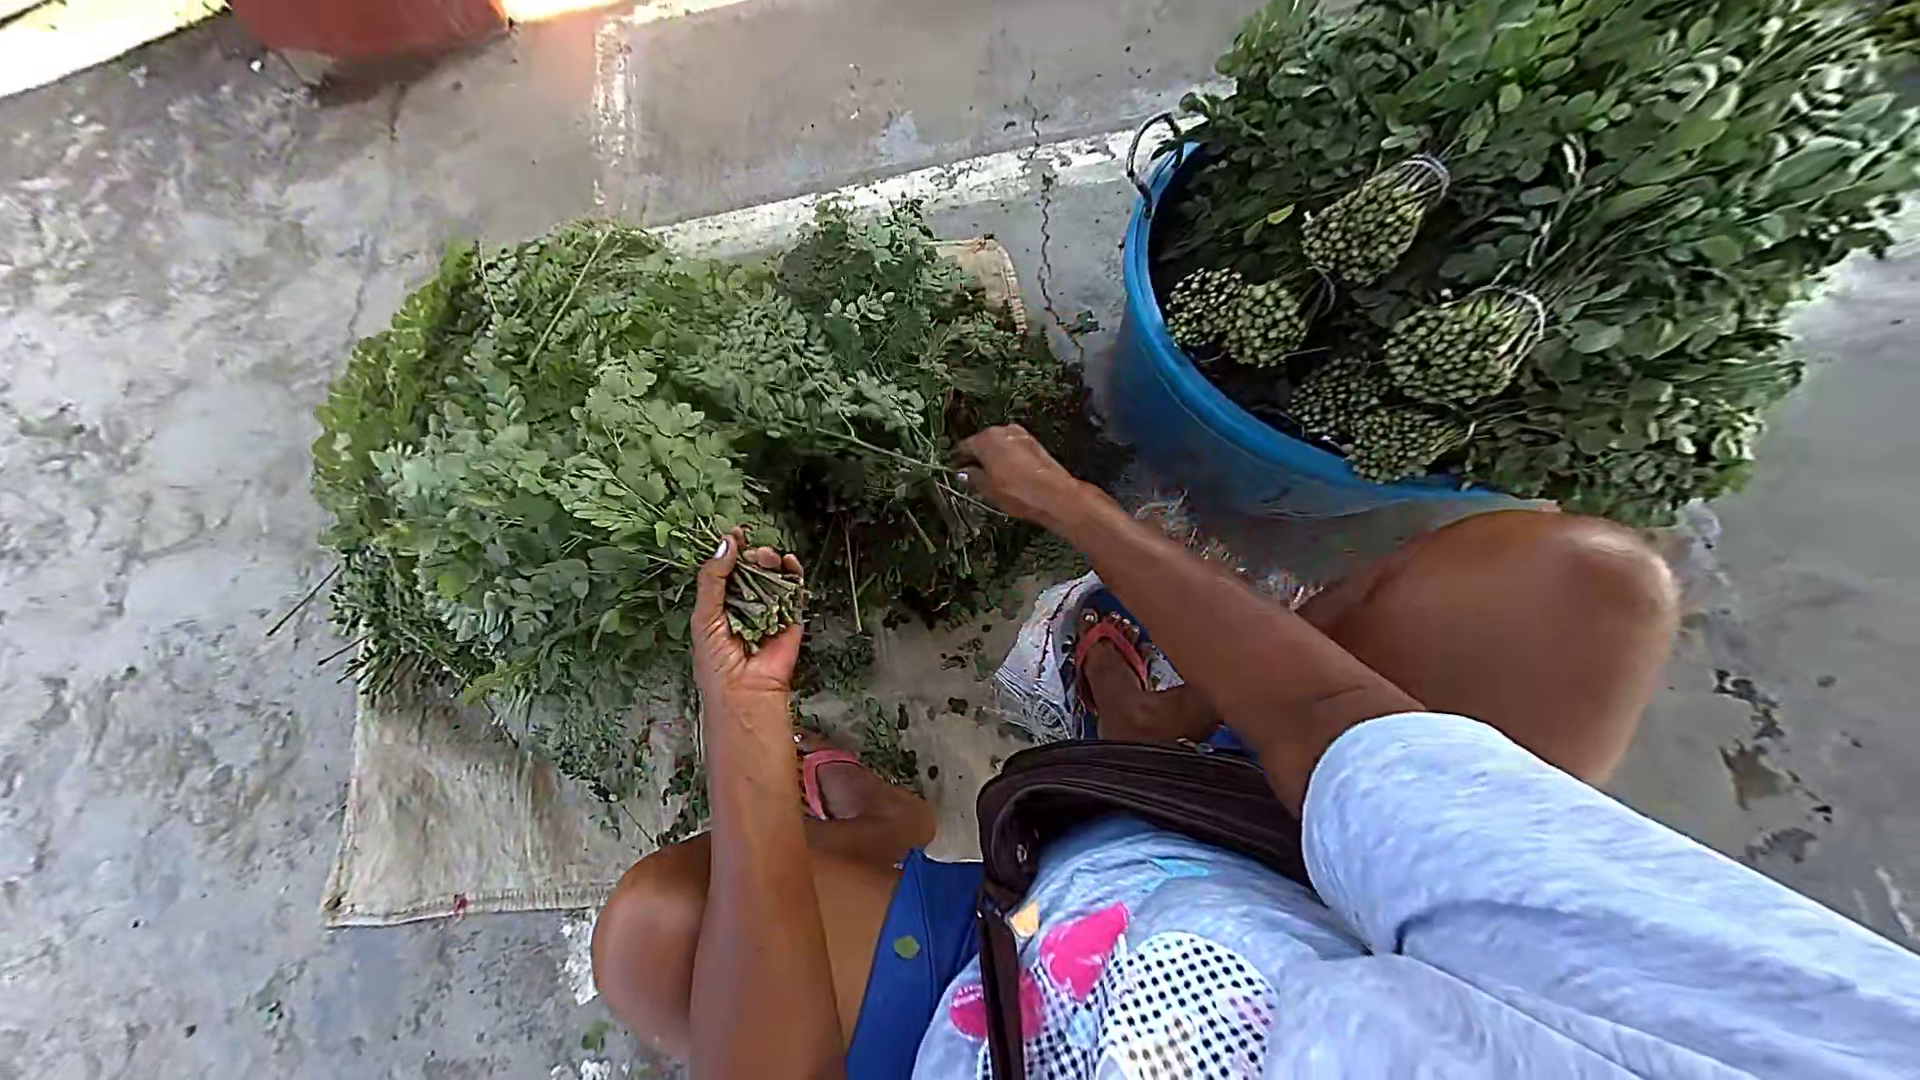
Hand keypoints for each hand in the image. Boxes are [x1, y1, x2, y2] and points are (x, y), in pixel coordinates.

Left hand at [692, 529, 804, 715]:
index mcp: (722, 604)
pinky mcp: (793, 616)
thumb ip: (713, 579)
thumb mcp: (704, 616)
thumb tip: (727, 543)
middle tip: (753, 551)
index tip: (735, 532)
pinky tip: (788, 562)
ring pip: (774, 575)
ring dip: (771, 560)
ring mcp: (771, 608)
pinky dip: (794, 573)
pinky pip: (795, 589)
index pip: (727, 570)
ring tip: (767, 558)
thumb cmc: (717, 661)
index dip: (731, 550)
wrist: (746, 691)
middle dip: (753, 554)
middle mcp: (747, 603)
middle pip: (753, 568)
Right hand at [955, 424, 1100, 530]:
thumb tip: (965, 473)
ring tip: (994, 478)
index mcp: (986, 439)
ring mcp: (1021, 435)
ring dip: (994, 458)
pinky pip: (1014, 449)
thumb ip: (972, 477)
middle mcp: (1003, 431)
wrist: (1054, 495)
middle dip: (978, 458)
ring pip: (1000, 445)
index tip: (957, 471)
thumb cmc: (1017, 492)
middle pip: (983, 443)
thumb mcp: (987, 489)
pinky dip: (1009, 459)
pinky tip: (1011, 475)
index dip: (958, 461)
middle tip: (974, 477)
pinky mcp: (1035, 444)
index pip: (964, 447)